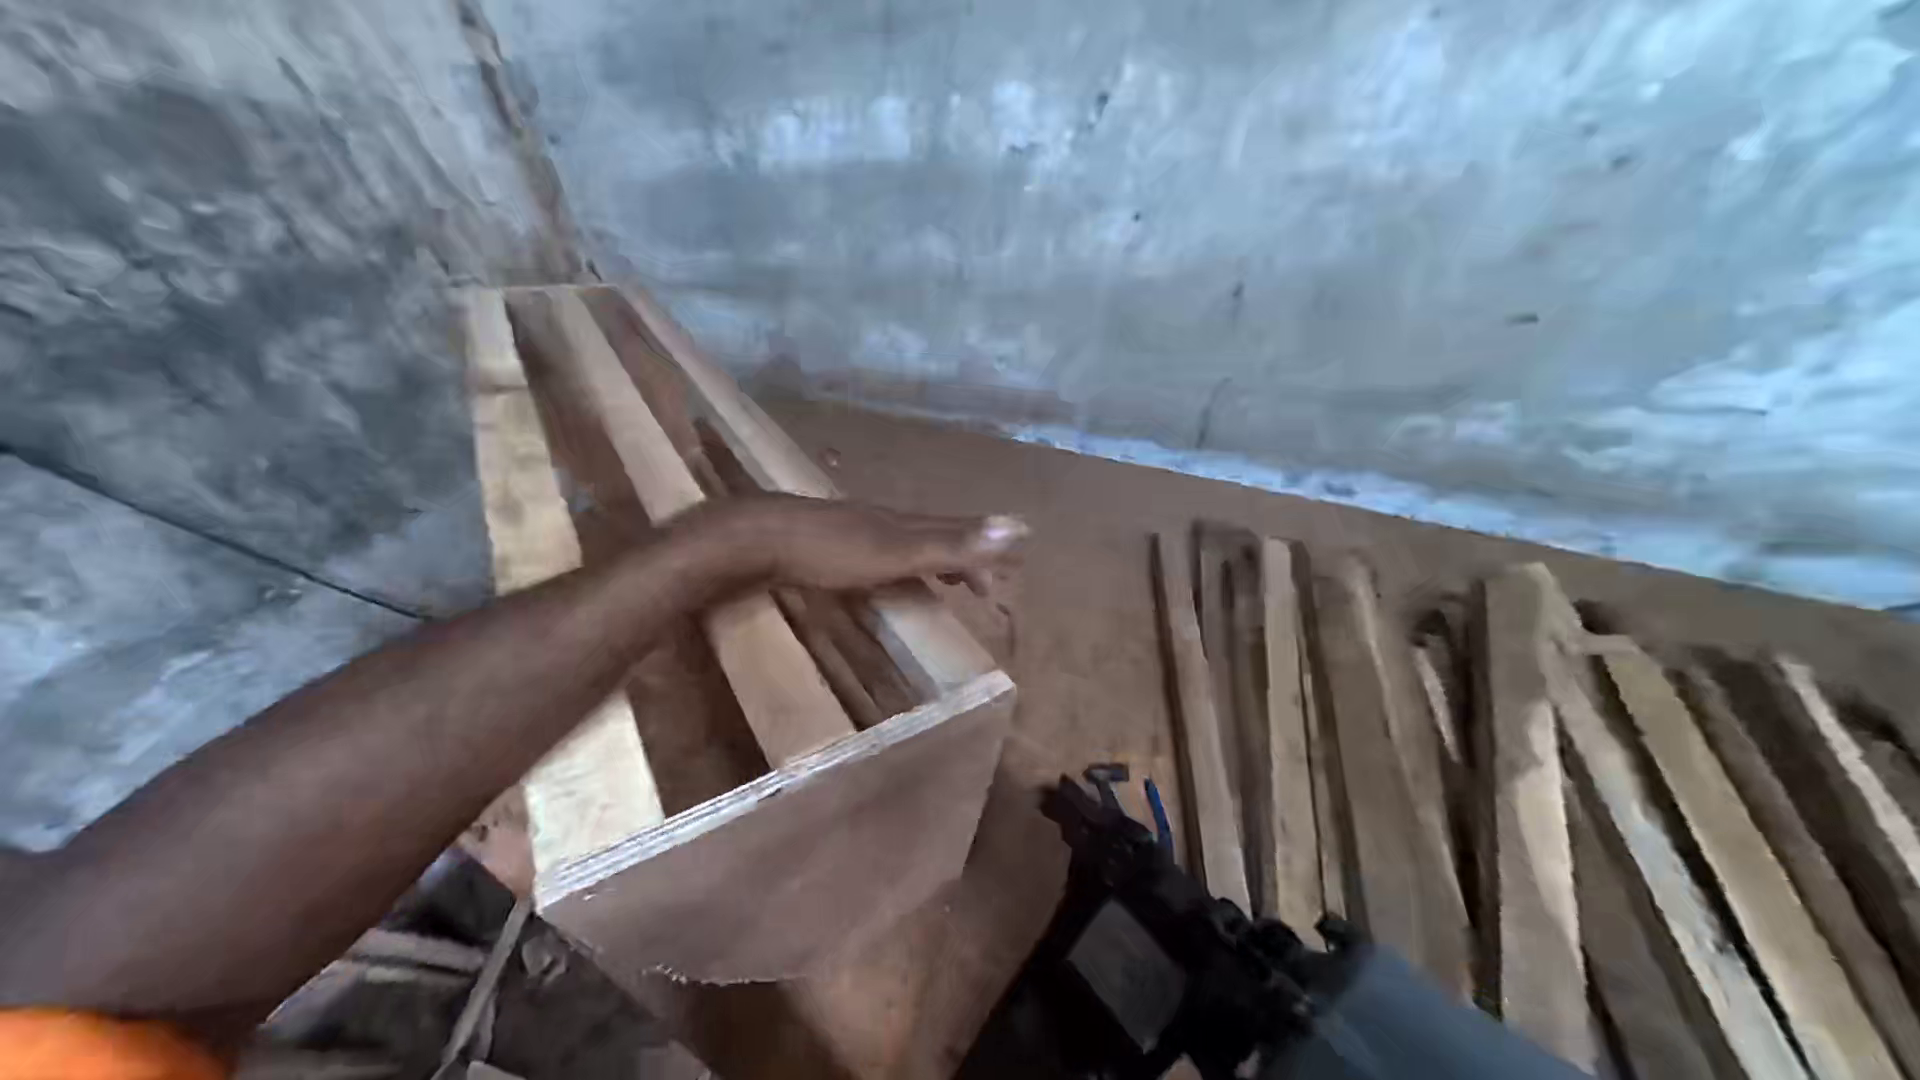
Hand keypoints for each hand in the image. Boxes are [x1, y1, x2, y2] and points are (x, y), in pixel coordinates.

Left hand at [695, 494, 1027, 592]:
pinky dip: (900, 565)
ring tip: (949, 580)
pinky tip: (887, 576)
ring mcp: (856, 531)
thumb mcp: (897, 551)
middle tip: (984, 586)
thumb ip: (951, 543)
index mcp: (905, 524)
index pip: (959, 534)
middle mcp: (885, 522)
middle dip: (966, 557)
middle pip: (937, 536)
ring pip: (908, 544)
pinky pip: (879, 553)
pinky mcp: (829, 544)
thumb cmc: (831, 550)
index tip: (1012, 574)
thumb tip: (1016, 525)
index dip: (987, 549)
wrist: (757, 540)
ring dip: (934, 561)